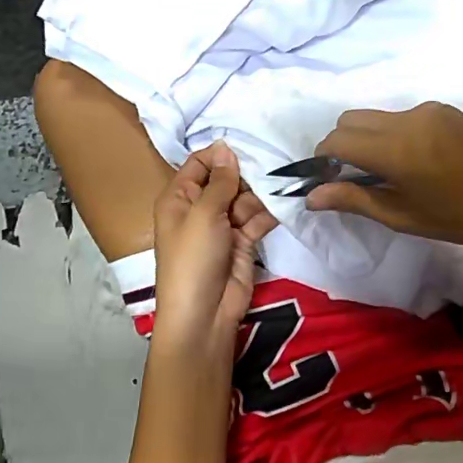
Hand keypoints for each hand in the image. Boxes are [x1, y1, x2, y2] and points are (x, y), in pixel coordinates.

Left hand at [153, 141, 278, 342]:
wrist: (204, 315)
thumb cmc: (193, 259)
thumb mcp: (203, 214)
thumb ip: (219, 181)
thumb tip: (225, 147)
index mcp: (179, 197)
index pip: (199, 163)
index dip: (221, 155)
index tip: (247, 147)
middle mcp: (200, 208)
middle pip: (227, 179)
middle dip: (247, 176)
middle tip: (269, 170)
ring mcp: (223, 226)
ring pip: (246, 198)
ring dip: (260, 197)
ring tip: (277, 192)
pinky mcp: (243, 242)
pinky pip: (258, 219)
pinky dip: (269, 214)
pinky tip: (282, 206)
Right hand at [306, 101, 462, 253]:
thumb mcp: (405, 217)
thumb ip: (356, 200)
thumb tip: (311, 196)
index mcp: (396, 151)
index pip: (337, 140)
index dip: (323, 159)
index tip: (328, 180)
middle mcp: (408, 120)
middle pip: (351, 120)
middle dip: (341, 145)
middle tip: (354, 177)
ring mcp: (428, 110)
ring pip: (376, 116)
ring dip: (368, 138)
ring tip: (388, 172)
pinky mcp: (445, 108)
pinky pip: (402, 116)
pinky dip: (393, 133)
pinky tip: (415, 160)